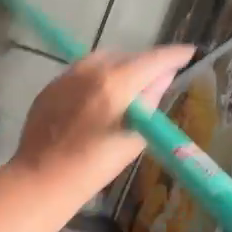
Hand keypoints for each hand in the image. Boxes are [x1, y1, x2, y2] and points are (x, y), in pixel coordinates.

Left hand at [12, 46, 194, 198]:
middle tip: (158, 77)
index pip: (152, 59)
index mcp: (114, 83)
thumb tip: (163, 78)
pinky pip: (79, 72)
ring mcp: (66, 76)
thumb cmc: (94, 166)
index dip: (174, 55)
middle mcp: (89, 70)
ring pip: (100, 60)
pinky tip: (98, 97)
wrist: (42, 177)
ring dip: (119, 67)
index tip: (189, 53)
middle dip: (144, 63)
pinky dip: (95, 78)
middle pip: (125, 56)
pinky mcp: (50, 87)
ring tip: (129, 86)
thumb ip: (149, 101)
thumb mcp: (133, 138)